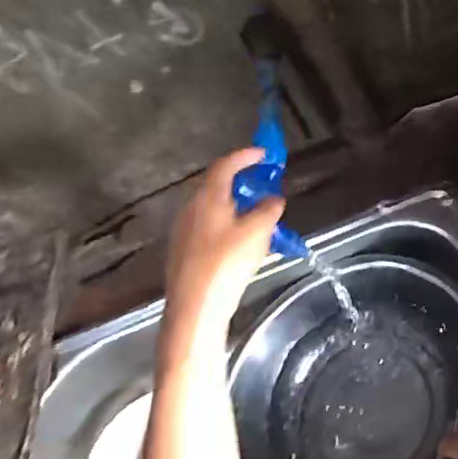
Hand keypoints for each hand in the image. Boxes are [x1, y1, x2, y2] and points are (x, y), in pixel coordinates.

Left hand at [163, 148, 284, 332]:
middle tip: (262, 180)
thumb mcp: (258, 231)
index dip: (245, 156)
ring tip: (257, 210)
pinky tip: (242, 236)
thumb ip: (268, 209)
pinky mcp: (184, 249)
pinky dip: (228, 219)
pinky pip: (209, 223)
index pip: (224, 166)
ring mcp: (184, 229)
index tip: (264, 153)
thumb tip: (273, 198)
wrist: (195, 305)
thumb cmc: (227, 262)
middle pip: (215, 184)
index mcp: (207, 198)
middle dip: (240, 178)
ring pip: (212, 206)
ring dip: (235, 201)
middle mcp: (191, 208)